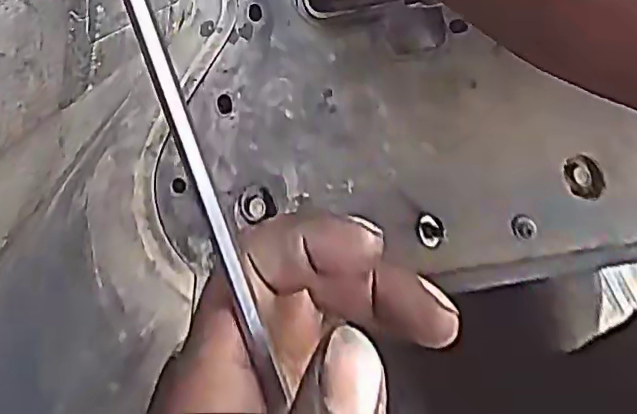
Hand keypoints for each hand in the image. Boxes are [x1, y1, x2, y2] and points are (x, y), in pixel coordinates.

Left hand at [148, 212, 459, 413]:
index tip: (373, 250)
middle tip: (428, 308)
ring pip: (311, 319)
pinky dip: (358, 352)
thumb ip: (316, 413)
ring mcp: (249, 391)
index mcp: (209, 373)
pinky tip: (385, 365)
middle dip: (367, 280)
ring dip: (372, 309)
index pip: (253, 262)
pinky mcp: (272, 407)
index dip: (314, 240)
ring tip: (425, 323)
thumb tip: (356, 349)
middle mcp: (225, 370)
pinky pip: (315, 358)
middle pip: (294, 285)